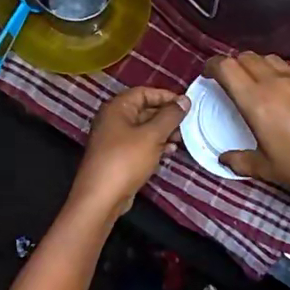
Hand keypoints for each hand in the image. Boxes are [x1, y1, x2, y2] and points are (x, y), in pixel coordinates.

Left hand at [71, 87, 187, 215]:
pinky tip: (170, 152)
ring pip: (144, 128)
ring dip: (164, 132)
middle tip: (187, 124)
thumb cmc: (126, 160)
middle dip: (167, 116)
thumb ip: (170, 116)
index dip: (166, 96)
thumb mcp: (153, 135)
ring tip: (181, 139)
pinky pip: (140, 144)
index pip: (144, 92)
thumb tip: (185, 100)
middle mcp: (113, 119)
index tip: (186, 105)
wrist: (101, 197)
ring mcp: (114, 139)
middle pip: (144, 110)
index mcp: (117, 108)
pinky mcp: (118, 156)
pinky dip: (155, 145)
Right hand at [205, 53, 289, 199]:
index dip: (212, 66)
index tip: (208, 74)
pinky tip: (283, 96)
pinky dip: (278, 74)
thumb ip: (243, 161)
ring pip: (269, 59)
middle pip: (246, 57)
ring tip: (253, 85)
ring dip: (255, 65)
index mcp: (257, 100)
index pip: (227, 66)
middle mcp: (277, 82)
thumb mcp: (270, 169)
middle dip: (232, 64)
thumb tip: (227, 159)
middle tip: (226, 80)